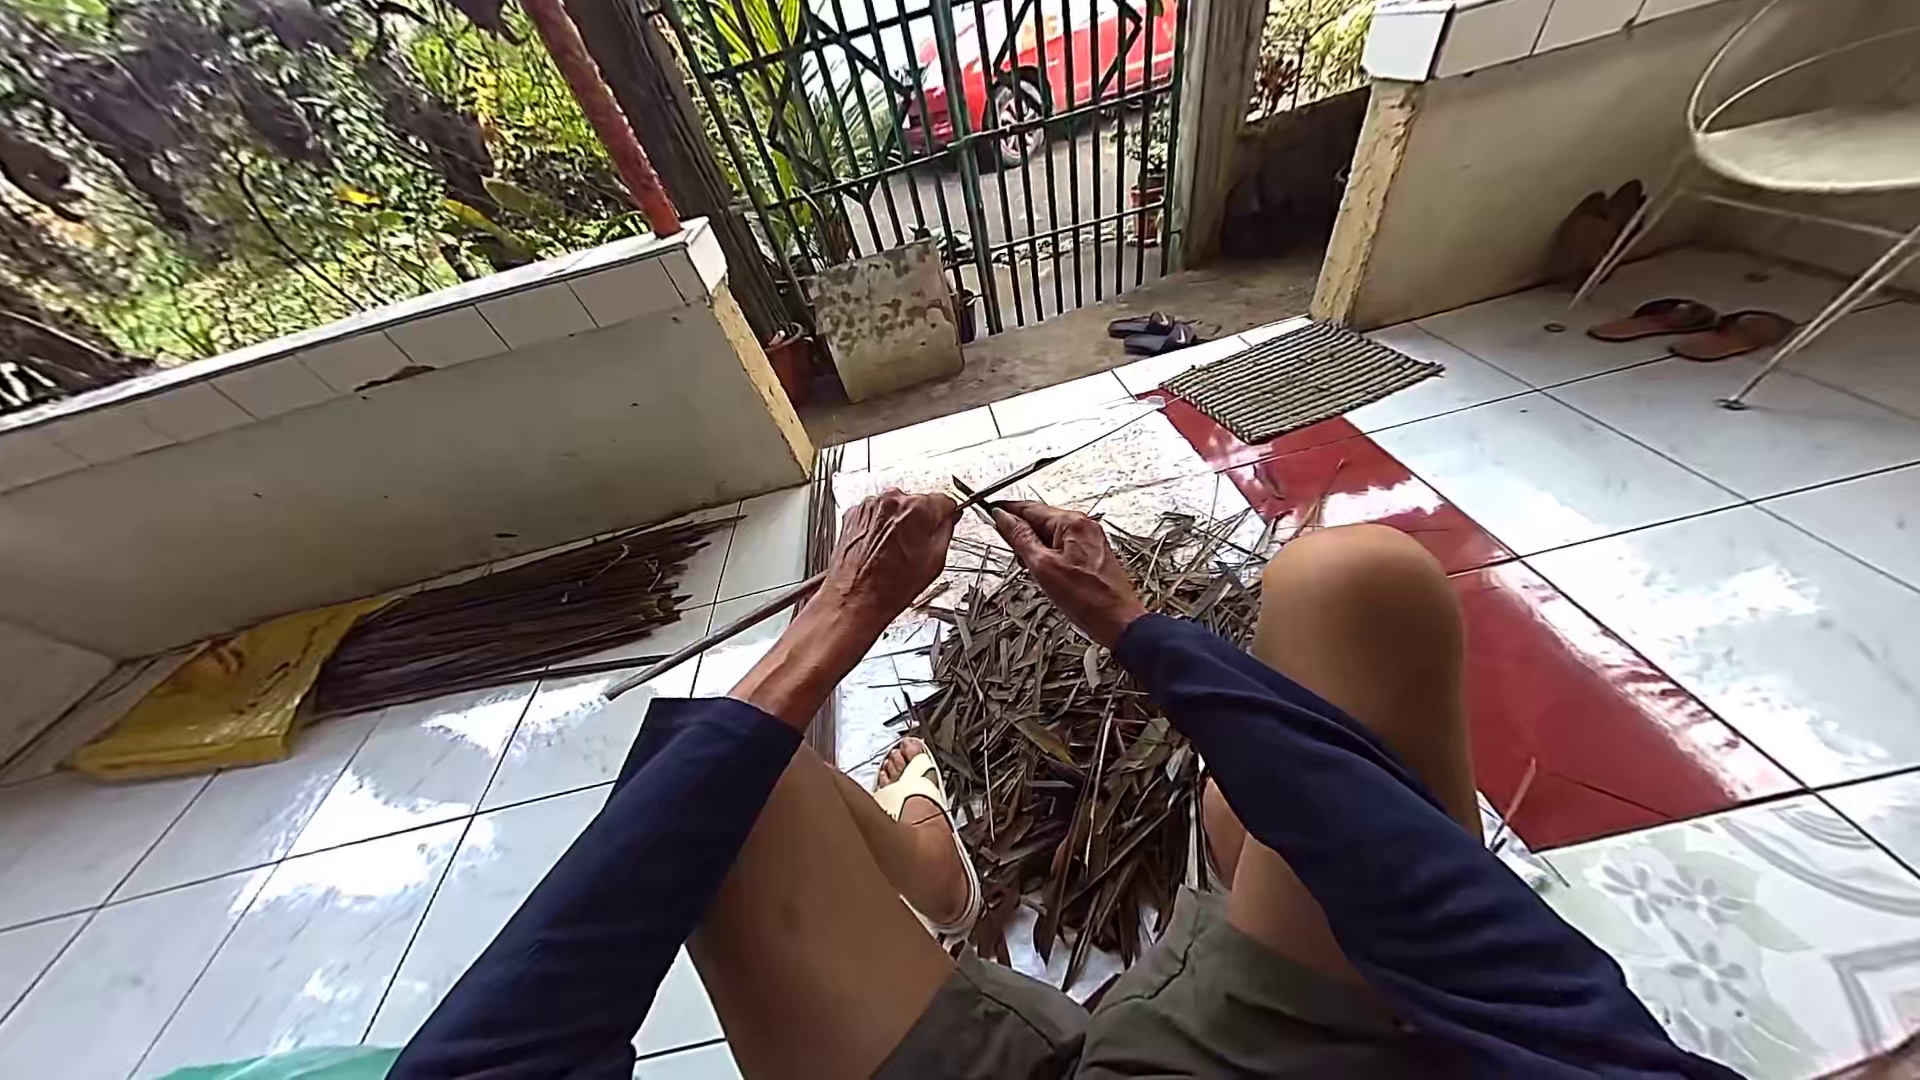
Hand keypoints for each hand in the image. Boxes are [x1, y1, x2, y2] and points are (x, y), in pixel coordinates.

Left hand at [813, 488, 957, 630]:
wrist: (855, 598)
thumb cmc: (890, 585)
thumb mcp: (935, 561)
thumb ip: (946, 531)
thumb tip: (948, 520)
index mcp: (918, 509)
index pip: (944, 500)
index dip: (947, 514)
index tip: (945, 522)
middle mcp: (892, 501)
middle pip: (917, 502)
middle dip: (921, 520)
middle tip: (919, 545)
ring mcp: (870, 506)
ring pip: (895, 508)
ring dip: (899, 523)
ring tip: (896, 551)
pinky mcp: (854, 513)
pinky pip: (876, 514)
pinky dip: (880, 527)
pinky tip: (881, 549)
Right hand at [991, 500, 1147, 647]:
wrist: (1119, 622)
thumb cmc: (1088, 599)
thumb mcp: (1042, 567)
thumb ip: (1020, 538)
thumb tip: (1002, 517)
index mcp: (1072, 522)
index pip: (1030, 508)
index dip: (1007, 511)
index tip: (990, 514)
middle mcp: (1084, 526)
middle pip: (1040, 520)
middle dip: (1022, 535)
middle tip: (1014, 556)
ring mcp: (1090, 540)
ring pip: (1050, 535)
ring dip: (1035, 549)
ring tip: (1034, 572)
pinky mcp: (1092, 555)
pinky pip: (1062, 547)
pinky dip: (1049, 557)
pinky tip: (1048, 576)